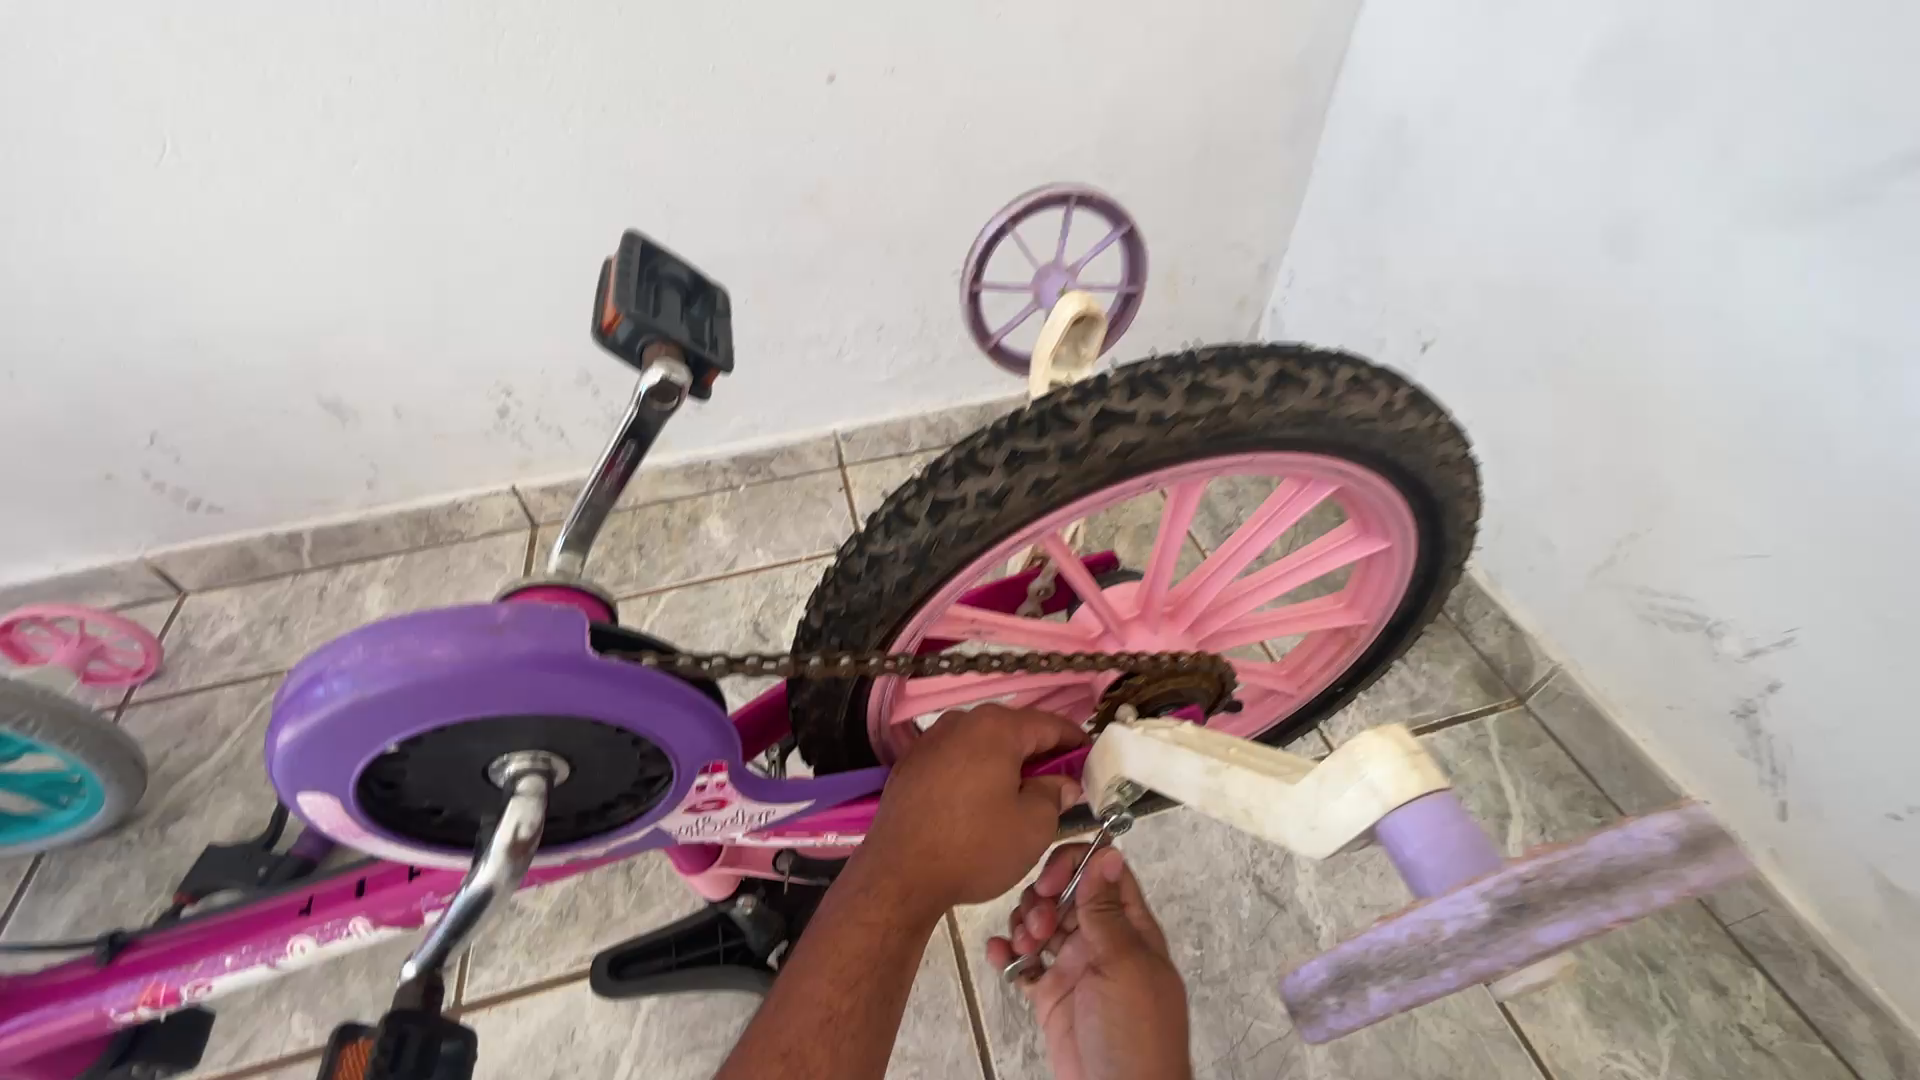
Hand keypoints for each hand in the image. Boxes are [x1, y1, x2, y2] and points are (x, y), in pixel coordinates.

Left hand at [855, 704, 1087, 912]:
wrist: (897, 875)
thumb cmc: (974, 847)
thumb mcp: (1032, 827)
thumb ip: (1055, 795)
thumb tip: (1062, 783)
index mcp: (996, 727)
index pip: (1049, 724)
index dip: (1075, 743)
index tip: (1090, 762)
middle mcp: (961, 721)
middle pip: (1014, 731)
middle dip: (1039, 755)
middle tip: (1060, 784)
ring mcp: (930, 740)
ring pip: (982, 744)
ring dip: (1005, 764)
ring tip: (1020, 796)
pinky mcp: (910, 764)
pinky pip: (955, 759)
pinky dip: (974, 773)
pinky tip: (979, 803)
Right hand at [986, 845, 1191, 1079]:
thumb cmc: (1135, 1035)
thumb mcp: (1125, 966)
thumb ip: (1107, 910)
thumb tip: (1109, 851)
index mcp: (1128, 928)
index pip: (1102, 874)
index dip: (1074, 864)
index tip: (1050, 877)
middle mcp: (1100, 941)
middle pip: (1064, 894)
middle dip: (1042, 897)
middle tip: (1037, 921)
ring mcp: (1073, 968)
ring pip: (1041, 922)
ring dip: (1024, 922)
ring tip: (1023, 944)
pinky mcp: (1049, 995)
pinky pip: (1023, 962)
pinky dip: (1007, 953)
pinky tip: (999, 953)